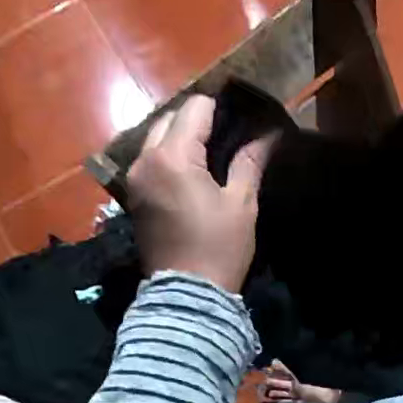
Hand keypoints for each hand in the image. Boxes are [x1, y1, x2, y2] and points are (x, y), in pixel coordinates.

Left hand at [125, 94, 274, 292]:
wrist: (188, 294)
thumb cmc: (220, 248)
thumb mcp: (241, 204)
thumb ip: (249, 163)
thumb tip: (268, 135)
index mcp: (172, 157)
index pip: (195, 109)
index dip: (221, 108)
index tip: (243, 118)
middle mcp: (145, 158)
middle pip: (170, 118)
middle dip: (198, 121)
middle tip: (229, 136)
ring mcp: (135, 177)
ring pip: (157, 138)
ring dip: (182, 138)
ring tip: (212, 154)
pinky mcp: (134, 195)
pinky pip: (151, 160)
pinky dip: (170, 157)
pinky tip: (193, 173)